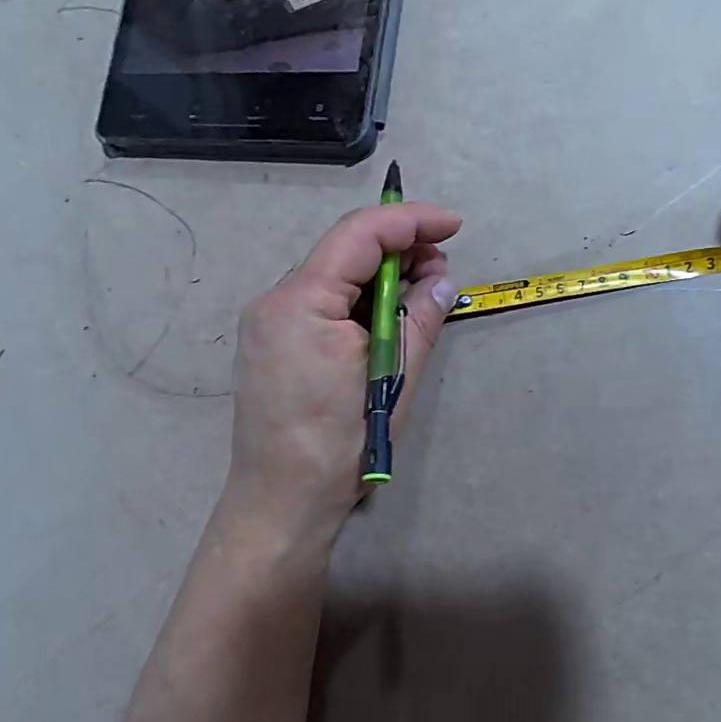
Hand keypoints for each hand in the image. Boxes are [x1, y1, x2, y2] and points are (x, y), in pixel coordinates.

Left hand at [224, 203, 461, 537]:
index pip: (359, 235)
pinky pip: (321, 302)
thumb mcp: (392, 380)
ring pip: (333, 276)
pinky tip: (384, 318)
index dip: (410, 220)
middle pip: (343, 251)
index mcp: (301, 303)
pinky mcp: (271, 341)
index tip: (453, 226)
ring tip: (421, 297)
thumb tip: (442, 281)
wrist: (282, 501)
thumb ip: (419, 320)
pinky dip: (357, 300)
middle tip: (442, 271)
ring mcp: (267, 321)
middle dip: (398, 249)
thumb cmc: (341, 447)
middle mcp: (275, 300)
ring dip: (380, 277)